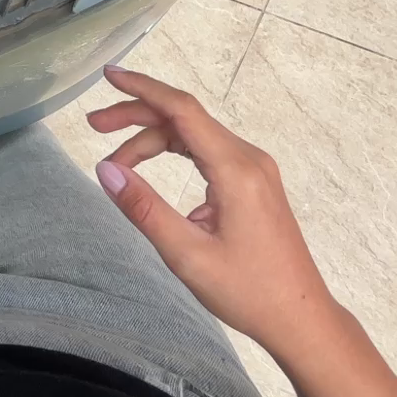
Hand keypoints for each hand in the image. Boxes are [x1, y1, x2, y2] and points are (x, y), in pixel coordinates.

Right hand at [89, 66, 335, 352]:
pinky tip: (147, 169)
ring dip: (149, 138)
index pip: (182, 109)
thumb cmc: (249, 292)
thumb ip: (144, 209)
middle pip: (182, 117)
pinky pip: (203, 149)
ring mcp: (252, 168)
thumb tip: (105, 169)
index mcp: (235, 169)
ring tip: (115, 161)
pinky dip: (169, 149)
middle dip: (135, 115)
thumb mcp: (187, 255)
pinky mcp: (250, 180)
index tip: (109, 76)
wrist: (303, 321)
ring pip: (190, 133)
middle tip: (93, 125)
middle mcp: (247, 158)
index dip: (143, 88)